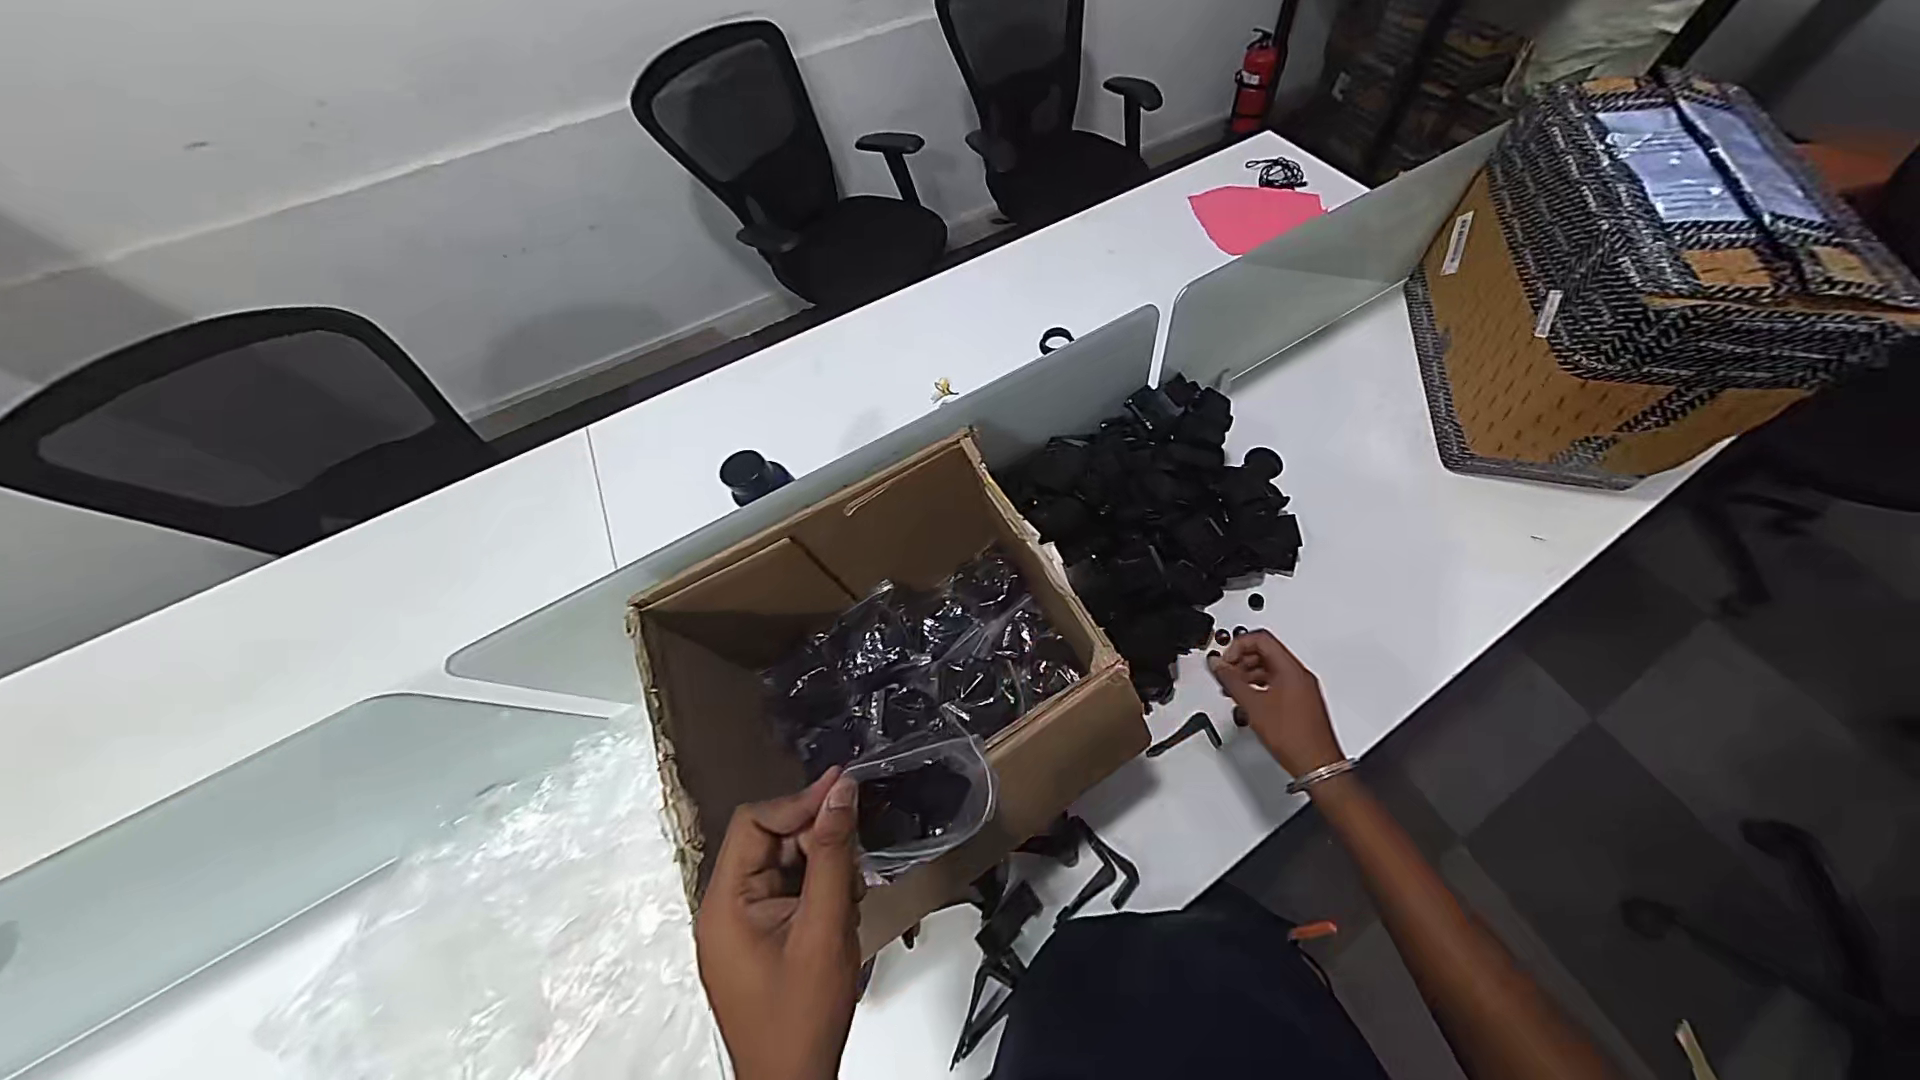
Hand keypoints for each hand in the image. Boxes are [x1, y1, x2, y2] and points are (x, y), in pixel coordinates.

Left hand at [695, 769, 862, 1079]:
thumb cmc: (800, 1021)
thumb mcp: (824, 927)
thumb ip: (833, 854)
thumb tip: (840, 793)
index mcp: (725, 902)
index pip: (755, 822)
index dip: (799, 801)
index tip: (841, 787)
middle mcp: (729, 905)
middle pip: (775, 839)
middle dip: (819, 842)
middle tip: (852, 858)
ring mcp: (747, 919)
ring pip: (790, 861)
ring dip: (827, 867)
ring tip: (848, 897)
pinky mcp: (766, 930)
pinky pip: (796, 886)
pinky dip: (824, 888)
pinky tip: (841, 910)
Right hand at [1208, 630, 1345, 776]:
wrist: (1316, 764)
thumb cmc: (1293, 737)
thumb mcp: (1252, 705)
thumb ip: (1231, 680)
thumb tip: (1218, 664)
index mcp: (1291, 669)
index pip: (1261, 639)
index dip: (1238, 646)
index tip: (1225, 660)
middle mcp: (1299, 675)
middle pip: (1265, 651)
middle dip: (1241, 659)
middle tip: (1226, 672)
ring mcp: (1302, 688)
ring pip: (1270, 667)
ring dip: (1248, 673)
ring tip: (1233, 688)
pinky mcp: (1300, 700)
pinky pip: (1276, 681)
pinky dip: (1258, 684)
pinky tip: (1248, 699)